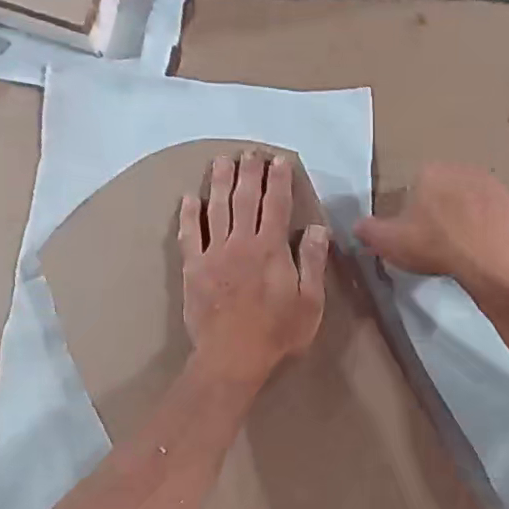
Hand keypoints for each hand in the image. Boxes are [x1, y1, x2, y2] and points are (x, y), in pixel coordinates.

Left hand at [179, 150, 329, 389]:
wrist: (232, 357)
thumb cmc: (278, 333)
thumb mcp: (310, 302)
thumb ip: (313, 263)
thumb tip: (319, 229)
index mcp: (272, 249)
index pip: (277, 205)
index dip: (279, 181)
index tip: (280, 161)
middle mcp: (241, 243)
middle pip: (245, 199)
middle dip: (249, 172)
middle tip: (251, 151)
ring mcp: (213, 254)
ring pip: (216, 208)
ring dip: (220, 182)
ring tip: (222, 161)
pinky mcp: (193, 268)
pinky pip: (189, 234)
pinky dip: (189, 214)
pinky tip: (189, 198)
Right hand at [355, 163, 508, 293]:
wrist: (484, 259)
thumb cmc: (432, 245)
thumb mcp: (388, 242)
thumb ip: (368, 231)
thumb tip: (356, 226)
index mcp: (428, 171)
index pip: (414, 186)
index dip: (413, 210)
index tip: (414, 232)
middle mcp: (459, 168)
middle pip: (443, 189)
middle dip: (439, 208)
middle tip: (435, 239)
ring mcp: (487, 182)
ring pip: (468, 197)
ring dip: (463, 214)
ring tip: (458, 243)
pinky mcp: (508, 200)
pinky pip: (490, 210)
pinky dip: (485, 223)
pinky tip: (479, 242)